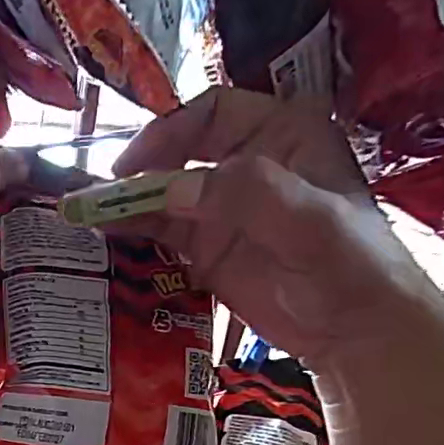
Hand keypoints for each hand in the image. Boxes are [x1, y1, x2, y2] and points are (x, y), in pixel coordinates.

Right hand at [107, 88, 443, 372]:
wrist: (355, 331)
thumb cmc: (349, 267)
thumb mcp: (308, 222)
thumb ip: (246, 195)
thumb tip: (171, 188)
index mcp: (282, 137)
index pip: (212, 113)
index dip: (168, 132)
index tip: (132, 165)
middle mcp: (245, 165)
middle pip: (178, 152)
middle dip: (138, 169)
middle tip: (100, 194)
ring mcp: (221, 210)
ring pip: (162, 193)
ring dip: (126, 202)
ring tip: (87, 214)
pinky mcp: (204, 249)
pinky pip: (161, 230)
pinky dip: (132, 230)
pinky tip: (105, 234)